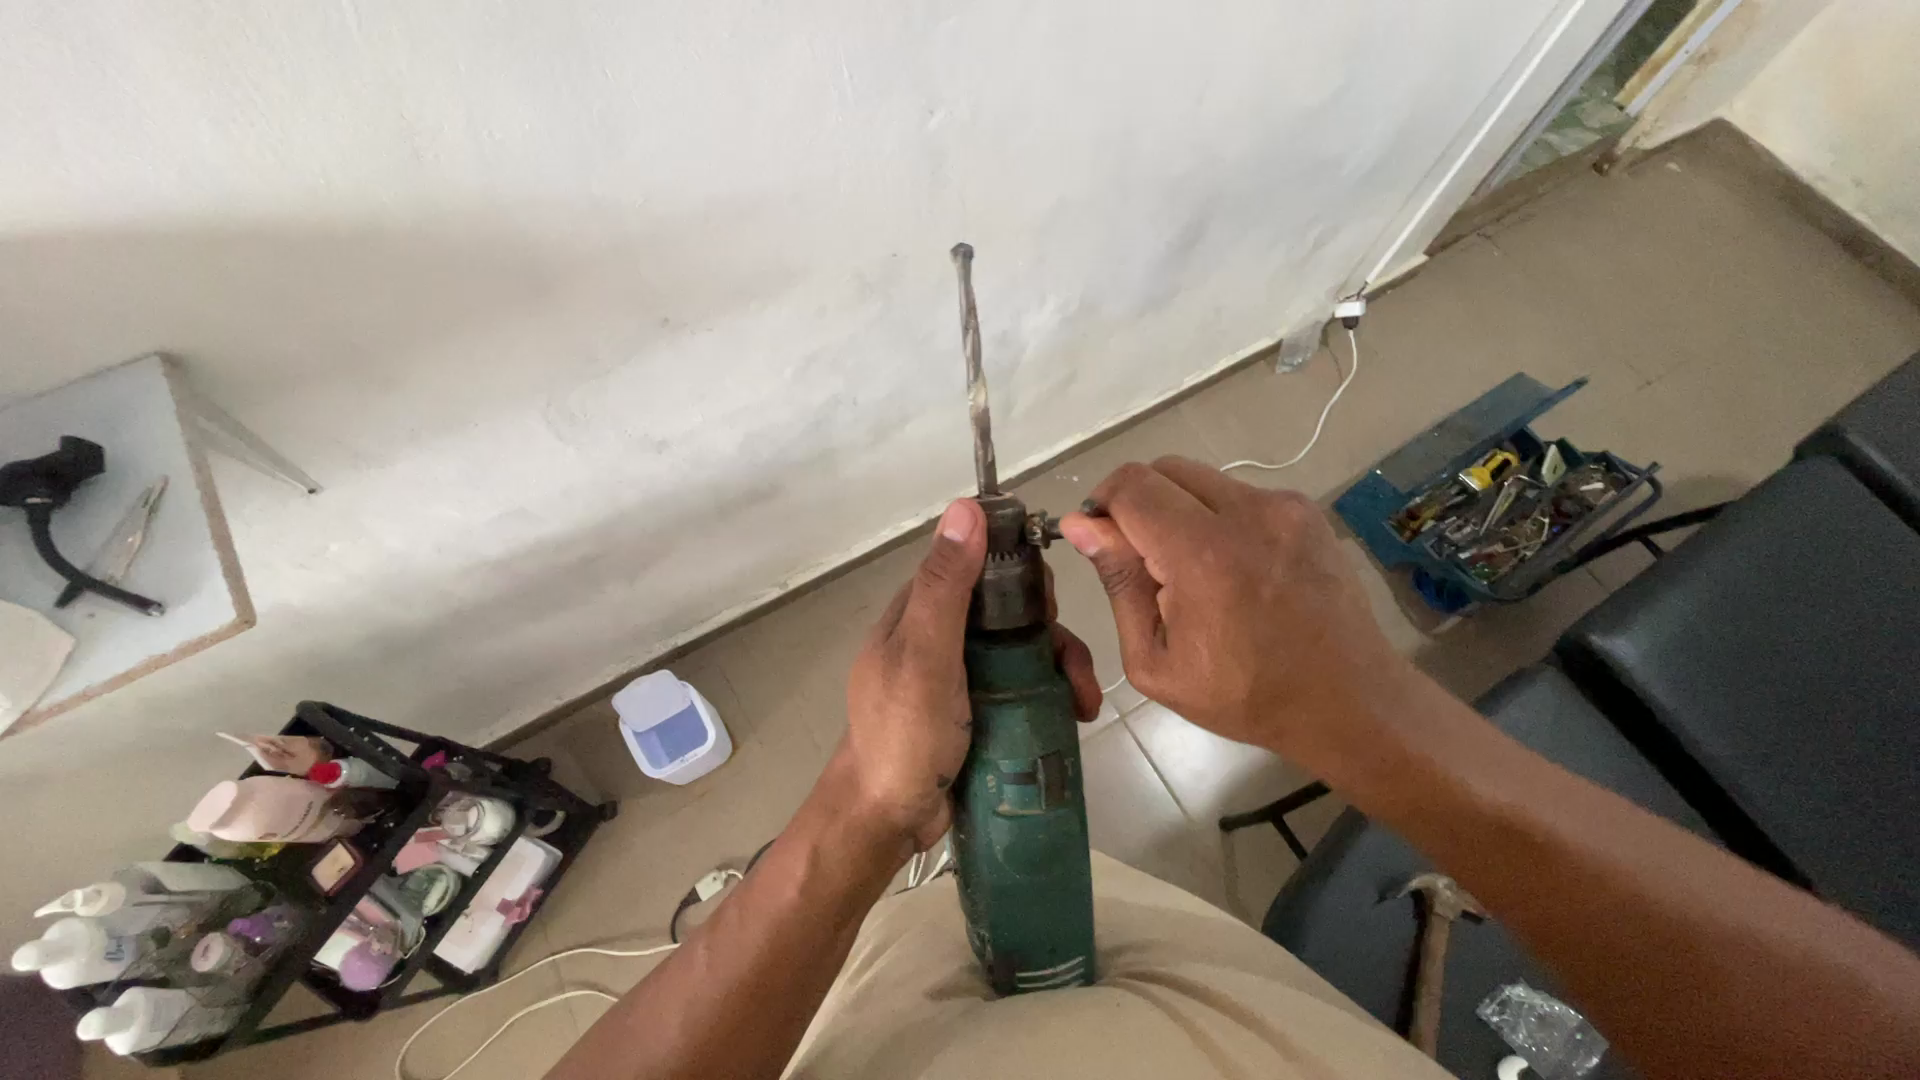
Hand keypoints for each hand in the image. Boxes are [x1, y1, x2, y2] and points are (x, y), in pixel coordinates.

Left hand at [842, 499, 1103, 853]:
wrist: (888, 818)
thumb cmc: (903, 733)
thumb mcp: (924, 655)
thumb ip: (945, 586)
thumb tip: (967, 508)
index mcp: (920, 610)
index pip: (975, 564)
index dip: (1019, 570)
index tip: (1051, 596)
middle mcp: (941, 634)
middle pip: (1010, 608)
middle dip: (1049, 627)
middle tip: (1071, 660)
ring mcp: (962, 674)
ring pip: (1023, 647)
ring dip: (1062, 664)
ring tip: (1086, 700)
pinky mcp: (980, 708)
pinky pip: (1024, 684)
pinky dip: (1053, 692)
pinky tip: (1077, 712)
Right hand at [1057, 457, 1407, 765]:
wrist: (1348, 700)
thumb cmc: (1242, 695)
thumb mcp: (1154, 661)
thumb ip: (1118, 582)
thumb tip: (1080, 524)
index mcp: (1201, 553)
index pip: (1131, 485)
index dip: (1102, 506)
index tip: (1103, 544)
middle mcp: (1246, 512)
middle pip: (1163, 469)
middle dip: (1138, 504)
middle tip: (1144, 560)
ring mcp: (1283, 506)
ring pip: (1201, 479)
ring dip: (1179, 510)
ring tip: (1194, 571)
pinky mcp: (1306, 510)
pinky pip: (1238, 494)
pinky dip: (1219, 518)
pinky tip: (1234, 568)